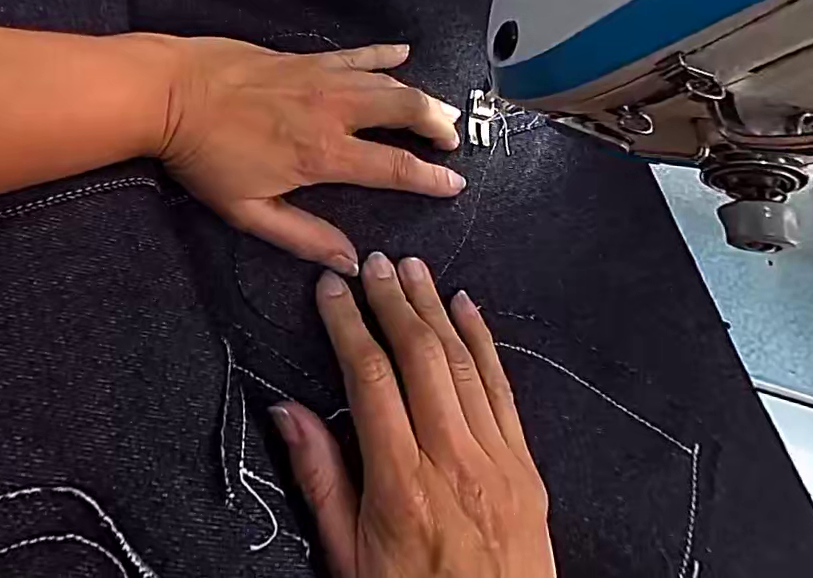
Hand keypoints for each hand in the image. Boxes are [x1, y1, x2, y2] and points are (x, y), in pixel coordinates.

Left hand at [140, 37, 463, 274]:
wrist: (173, 92)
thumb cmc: (207, 156)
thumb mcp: (248, 211)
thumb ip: (304, 236)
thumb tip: (350, 261)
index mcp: (325, 155)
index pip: (395, 168)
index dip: (432, 178)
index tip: (455, 183)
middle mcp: (337, 111)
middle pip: (407, 111)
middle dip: (439, 125)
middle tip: (452, 139)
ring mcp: (326, 78)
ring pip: (391, 84)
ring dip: (421, 97)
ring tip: (440, 110)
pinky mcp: (311, 59)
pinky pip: (359, 54)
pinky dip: (385, 54)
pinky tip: (404, 53)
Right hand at [270, 255, 553, 577]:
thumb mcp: (349, 561)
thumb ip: (320, 480)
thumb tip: (288, 412)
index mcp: (402, 487)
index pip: (369, 379)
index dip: (347, 325)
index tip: (333, 291)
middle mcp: (453, 461)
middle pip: (418, 355)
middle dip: (392, 300)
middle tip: (374, 264)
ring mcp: (496, 458)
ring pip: (460, 359)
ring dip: (433, 306)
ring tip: (412, 269)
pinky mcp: (525, 463)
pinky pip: (502, 385)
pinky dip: (482, 338)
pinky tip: (468, 305)